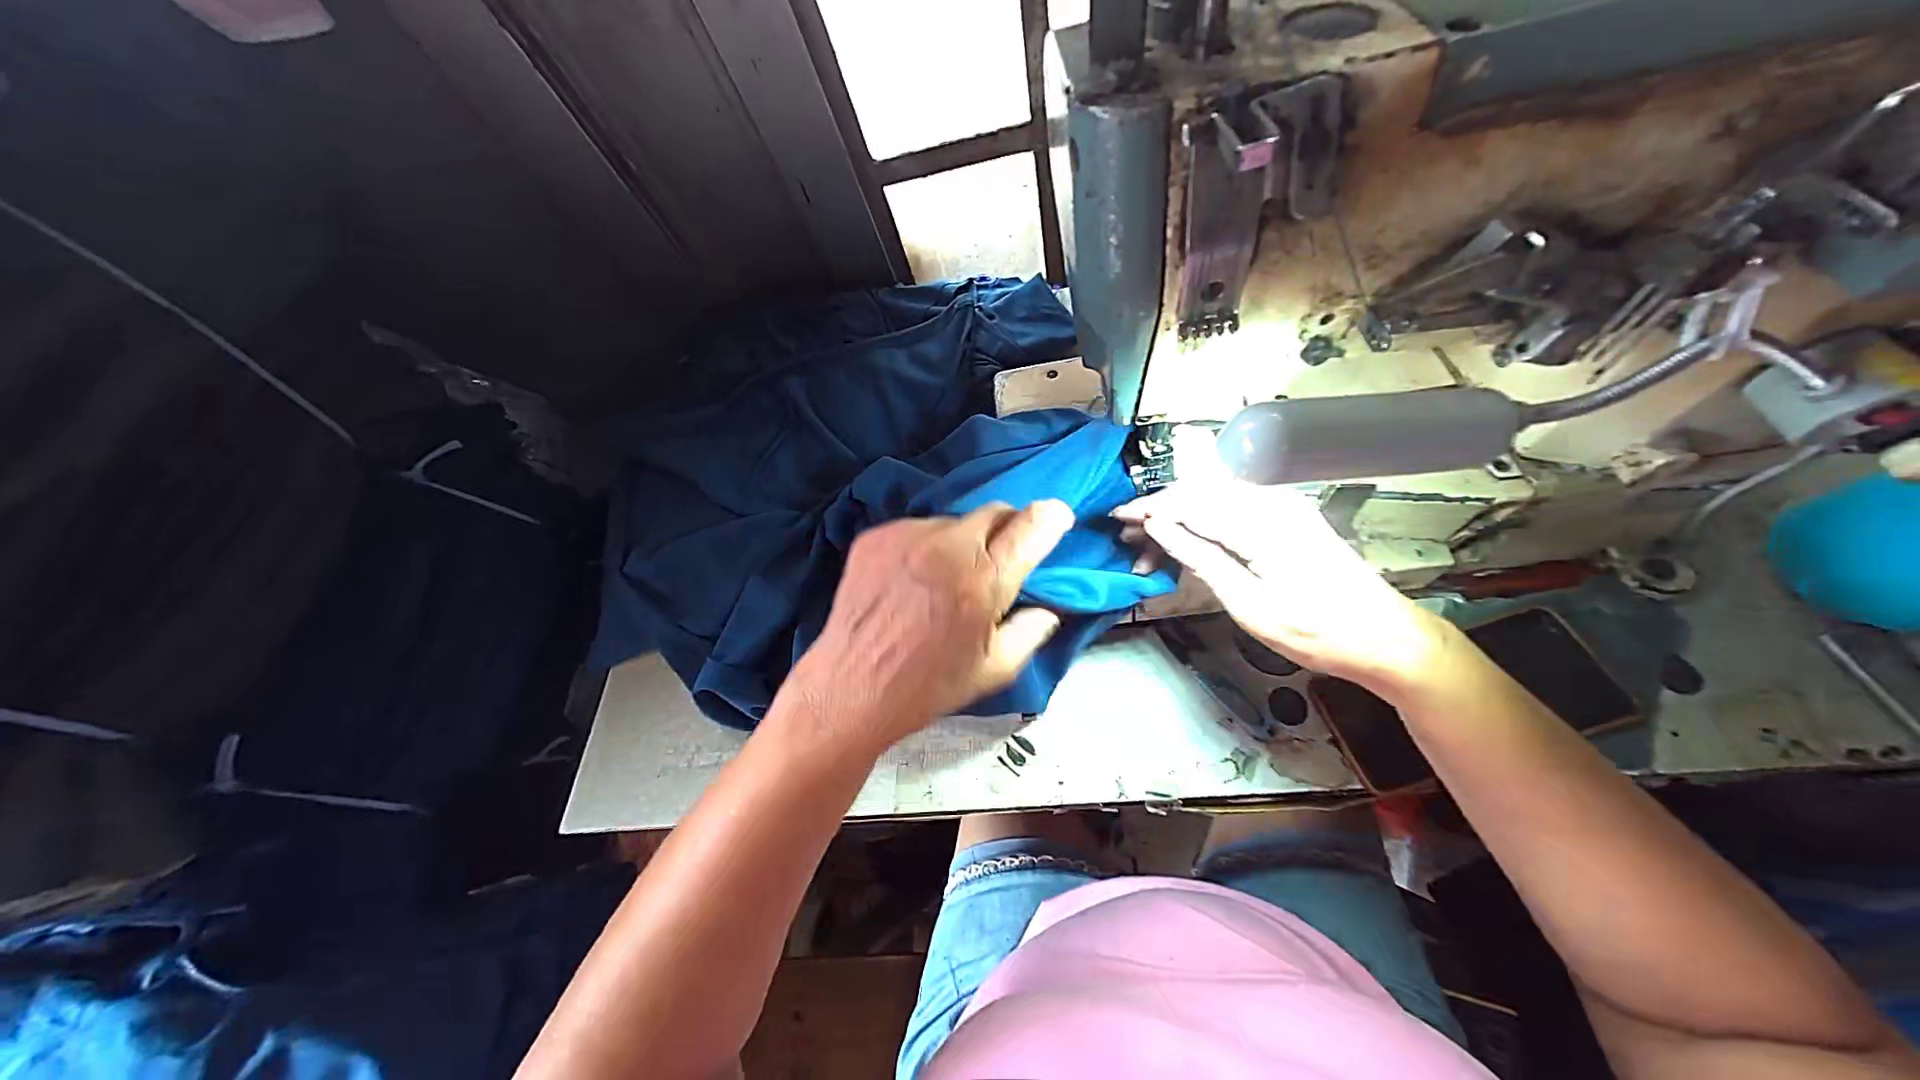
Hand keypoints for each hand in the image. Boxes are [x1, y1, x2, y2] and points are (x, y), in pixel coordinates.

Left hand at [782, 500, 1073, 750]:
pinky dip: (926, 546)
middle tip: (1003, 555)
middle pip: (994, 512)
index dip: (1048, 518)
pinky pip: (917, 530)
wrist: (852, 688)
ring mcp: (906, 537)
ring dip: (963, 540)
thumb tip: (1047, 607)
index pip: (1028, 528)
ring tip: (948, 577)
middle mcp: (946, 547)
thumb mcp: (995, 669)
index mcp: (982, 581)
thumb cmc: (928, 685)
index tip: (1057, 515)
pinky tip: (914, 579)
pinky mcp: (876, 537)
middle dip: (1008, 527)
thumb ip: (1031, 631)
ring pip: (953, 522)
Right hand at [1113, 481, 1452, 692]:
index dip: (1149, 508)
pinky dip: (1206, 521)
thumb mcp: (1248, 603)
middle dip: (1160, 512)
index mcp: (1262, 522)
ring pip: (1215, 498)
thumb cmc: (1317, 631)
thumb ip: (1201, 557)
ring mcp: (1285, 507)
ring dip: (1180, 517)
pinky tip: (1189, 540)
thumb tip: (1159, 526)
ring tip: (1151, 544)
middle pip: (1200, 493)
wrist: (1386, 638)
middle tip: (1128, 538)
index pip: (1190, 502)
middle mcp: (1274, 502)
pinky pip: (1235, 507)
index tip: (1117, 517)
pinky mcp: (1291, 518)